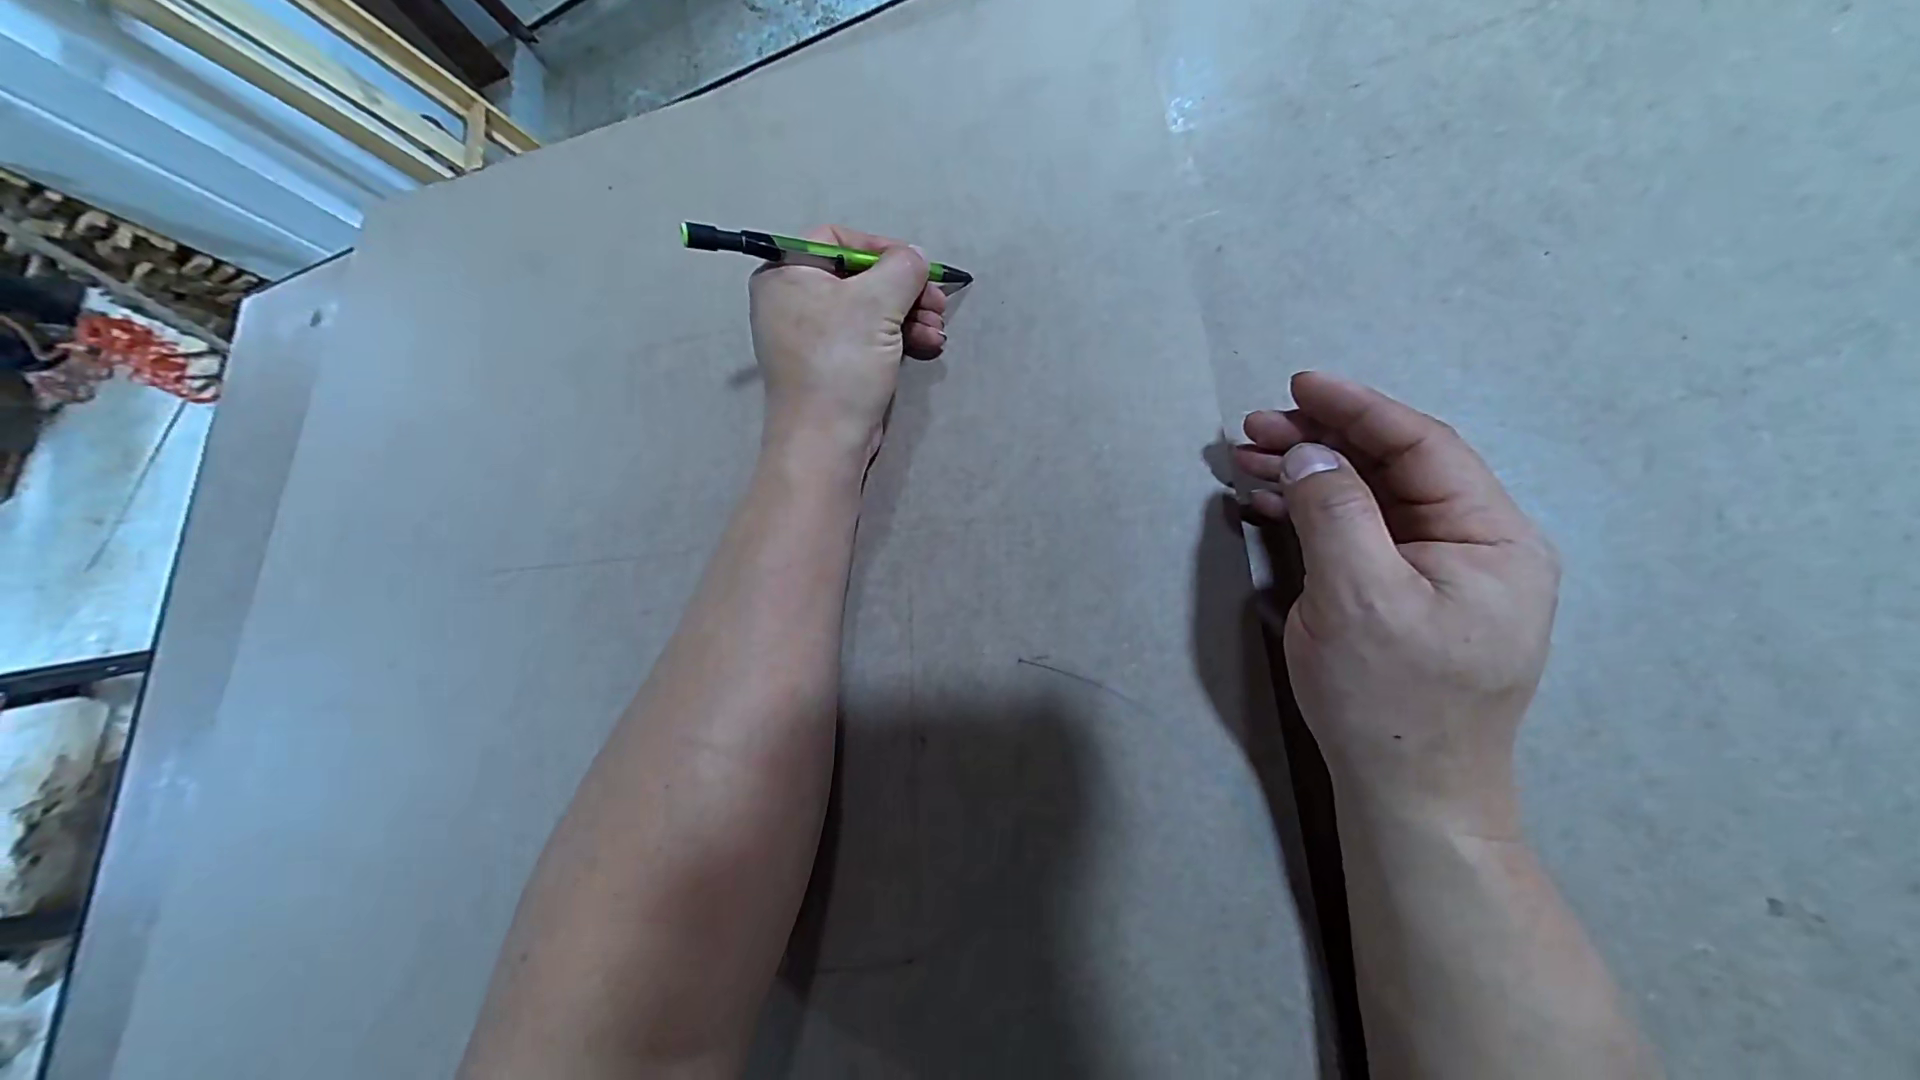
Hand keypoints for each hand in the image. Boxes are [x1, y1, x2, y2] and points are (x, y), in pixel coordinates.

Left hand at [748, 225, 948, 461]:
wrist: (827, 440)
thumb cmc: (841, 363)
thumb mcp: (877, 303)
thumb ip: (902, 268)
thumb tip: (915, 257)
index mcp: (787, 274)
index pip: (837, 239)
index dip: (881, 248)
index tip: (916, 266)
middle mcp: (795, 301)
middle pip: (861, 278)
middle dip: (906, 290)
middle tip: (938, 304)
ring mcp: (815, 337)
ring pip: (872, 311)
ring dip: (911, 316)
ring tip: (938, 331)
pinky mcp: (835, 365)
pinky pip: (870, 338)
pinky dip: (900, 338)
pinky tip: (930, 347)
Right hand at [1234, 372, 1559, 838]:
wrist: (1406, 787)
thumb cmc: (1390, 697)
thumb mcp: (1358, 598)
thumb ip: (1335, 513)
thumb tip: (1308, 452)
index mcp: (1489, 539)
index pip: (1423, 447)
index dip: (1360, 408)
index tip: (1301, 383)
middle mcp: (1470, 545)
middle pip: (1391, 467)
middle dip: (1322, 440)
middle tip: (1254, 429)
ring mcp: (1432, 570)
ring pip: (1366, 498)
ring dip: (1308, 473)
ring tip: (1248, 458)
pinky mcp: (1396, 592)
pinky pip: (1354, 533)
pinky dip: (1309, 512)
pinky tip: (1268, 502)